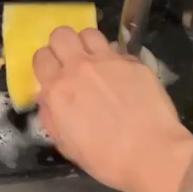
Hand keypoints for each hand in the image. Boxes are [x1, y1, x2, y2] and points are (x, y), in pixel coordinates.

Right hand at [32, 27, 191, 191]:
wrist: (152, 154)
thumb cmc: (105, 159)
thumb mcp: (66, 144)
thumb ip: (51, 116)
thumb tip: (47, 98)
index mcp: (58, 89)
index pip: (41, 57)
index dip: (45, 65)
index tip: (52, 75)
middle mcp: (80, 68)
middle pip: (61, 34)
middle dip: (62, 46)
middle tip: (71, 63)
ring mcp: (109, 61)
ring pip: (89, 33)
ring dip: (87, 45)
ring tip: (95, 62)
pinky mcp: (134, 62)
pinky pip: (118, 51)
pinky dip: (115, 61)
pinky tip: (122, 78)